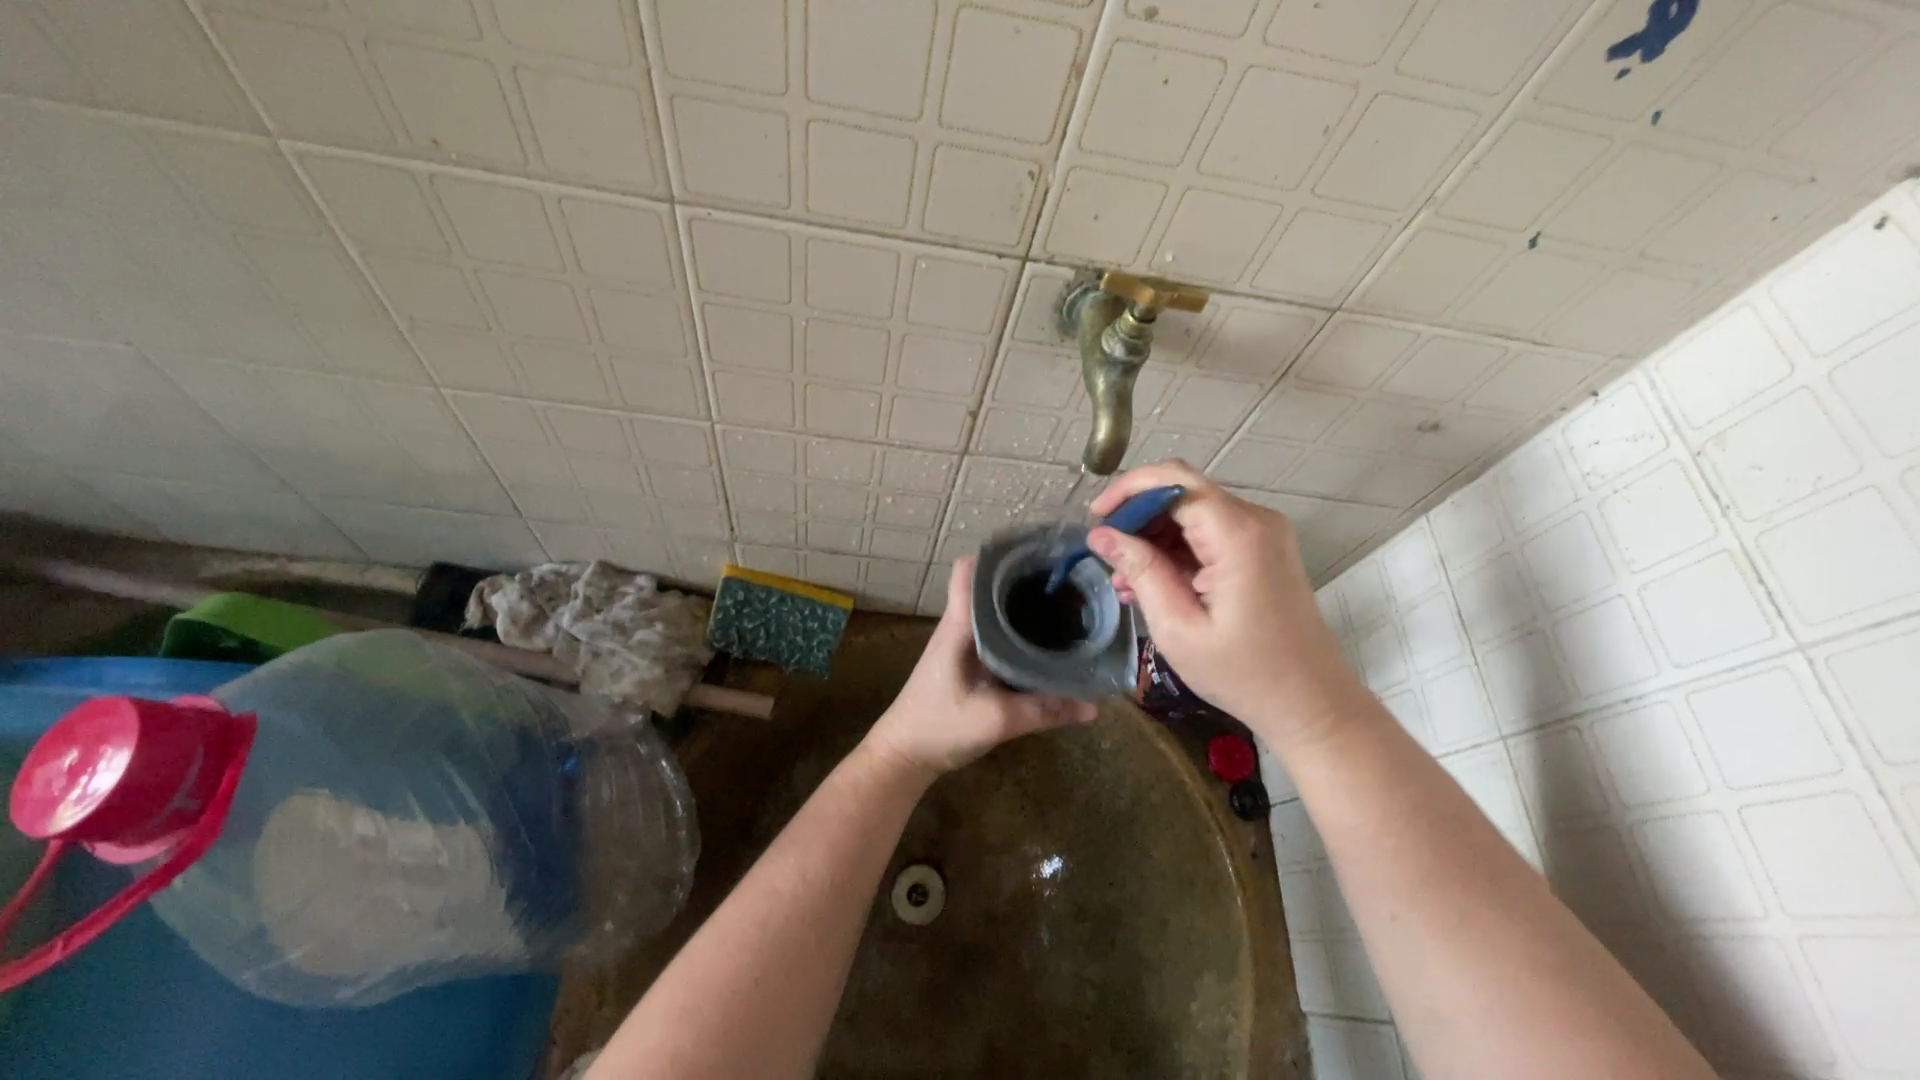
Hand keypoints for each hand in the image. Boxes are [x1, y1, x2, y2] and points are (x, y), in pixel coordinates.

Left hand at [864, 557, 1096, 776]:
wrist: (905, 756)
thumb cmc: (939, 727)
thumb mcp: (995, 720)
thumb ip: (1045, 711)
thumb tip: (1096, 705)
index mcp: (960, 626)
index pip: (969, 570)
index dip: (999, 554)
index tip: (1038, 553)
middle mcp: (962, 627)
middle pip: (991, 586)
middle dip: (1026, 578)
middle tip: (1069, 580)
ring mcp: (965, 645)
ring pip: (996, 611)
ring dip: (1025, 605)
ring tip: (1068, 603)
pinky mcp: (971, 663)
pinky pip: (999, 635)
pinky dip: (1021, 631)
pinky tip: (1049, 640)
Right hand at [1086, 461, 1361, 747]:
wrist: (1311, 703)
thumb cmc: (1243, 673)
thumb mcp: (1178, 627)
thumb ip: (1140, 571)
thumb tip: (1100, 534)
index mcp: (1238, 534)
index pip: (1174, 481)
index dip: (1128, 491)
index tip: (1095, 520)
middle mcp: (1256, 521)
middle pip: (1183, 492)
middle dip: (1139, 517)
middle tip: (1107, 557)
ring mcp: (1264, 535)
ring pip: (1193, 513)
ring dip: (1155, 538)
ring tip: (1126, 581)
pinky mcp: (1264, 551)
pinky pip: (1210, 534)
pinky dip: (1178, 551)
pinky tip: (1154, 586)